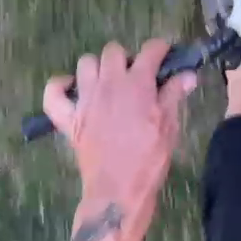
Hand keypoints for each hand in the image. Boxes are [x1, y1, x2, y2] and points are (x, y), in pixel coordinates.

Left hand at [42, 40, 197, 235]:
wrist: (119, 192)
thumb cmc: (149, 159)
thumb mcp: (169, 125)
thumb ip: (175, 94)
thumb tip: (188, 74)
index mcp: (137, 83)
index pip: (150, 49)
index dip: (161, 49)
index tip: (165, 56)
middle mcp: (109, 83)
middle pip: (113, 51)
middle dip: (126, 58)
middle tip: (136, 77)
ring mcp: (85, 99)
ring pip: (85, 63)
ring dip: (97, 69)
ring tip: (108, 83)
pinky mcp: (68, 118)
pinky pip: (53, 94)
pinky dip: (59, 87)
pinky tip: (72, 90)